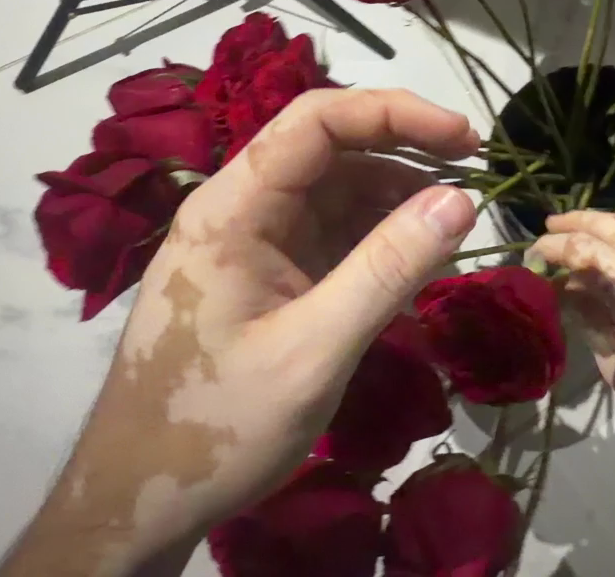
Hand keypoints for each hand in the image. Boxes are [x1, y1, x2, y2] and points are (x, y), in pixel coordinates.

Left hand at [5, 88, 480, 575]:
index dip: (394, 112)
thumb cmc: (217, 427)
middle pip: (331, 146)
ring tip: (454, 224)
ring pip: (339, 188)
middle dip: (405, 149)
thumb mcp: (313, 351)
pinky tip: (419, 261)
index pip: (317, 121)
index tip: (463, 139)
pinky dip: (382, 237)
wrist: (140, 501)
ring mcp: (258, 239)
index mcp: (235, 207)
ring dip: (399, 196)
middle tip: (473, 172)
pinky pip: (336, 231)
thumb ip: (388, 271)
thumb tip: (461, 200)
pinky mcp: (273, 270)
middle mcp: (245, 207)